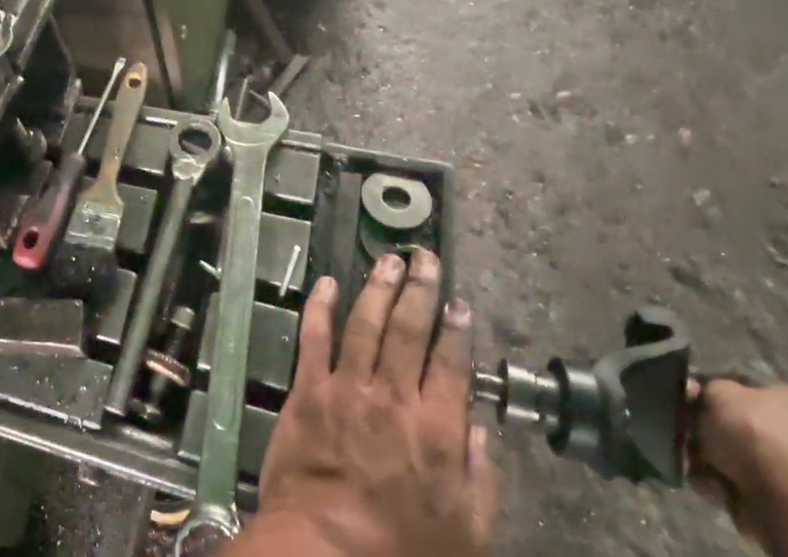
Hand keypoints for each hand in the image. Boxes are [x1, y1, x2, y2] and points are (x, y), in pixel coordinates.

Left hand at [236, 249, 496, 556]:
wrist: (324, 549)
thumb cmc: (400, 547)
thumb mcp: (466, 530)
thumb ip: (479, 477)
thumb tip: (479, 428)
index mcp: (436, 428)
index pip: (451, 362)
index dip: (456, 328)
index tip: (458, 302)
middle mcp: (392, 397)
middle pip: (409, 330)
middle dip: (419, 289)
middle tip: (423, 258)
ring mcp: (346, 389)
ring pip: (364, 325)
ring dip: (377, 289)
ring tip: (387, 260)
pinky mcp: (307, 392)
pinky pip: (314, 339)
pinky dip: (320, 309)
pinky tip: (327, 285)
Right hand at [690, 380, 787, 556]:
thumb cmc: (758, 438)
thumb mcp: (720, 394)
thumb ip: (703, 387)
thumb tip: (695, 393)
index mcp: (785, 399)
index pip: (736, 386)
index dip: (706, 391)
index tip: (685, 401)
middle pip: (725, 421)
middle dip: (700, 429)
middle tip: (689, 434)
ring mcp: (781, 466)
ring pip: (721, 452)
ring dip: (703, 457)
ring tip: (703, 465)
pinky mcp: (771, 496)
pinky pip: (727, 480)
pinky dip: (715, 482)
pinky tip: (716, 485)